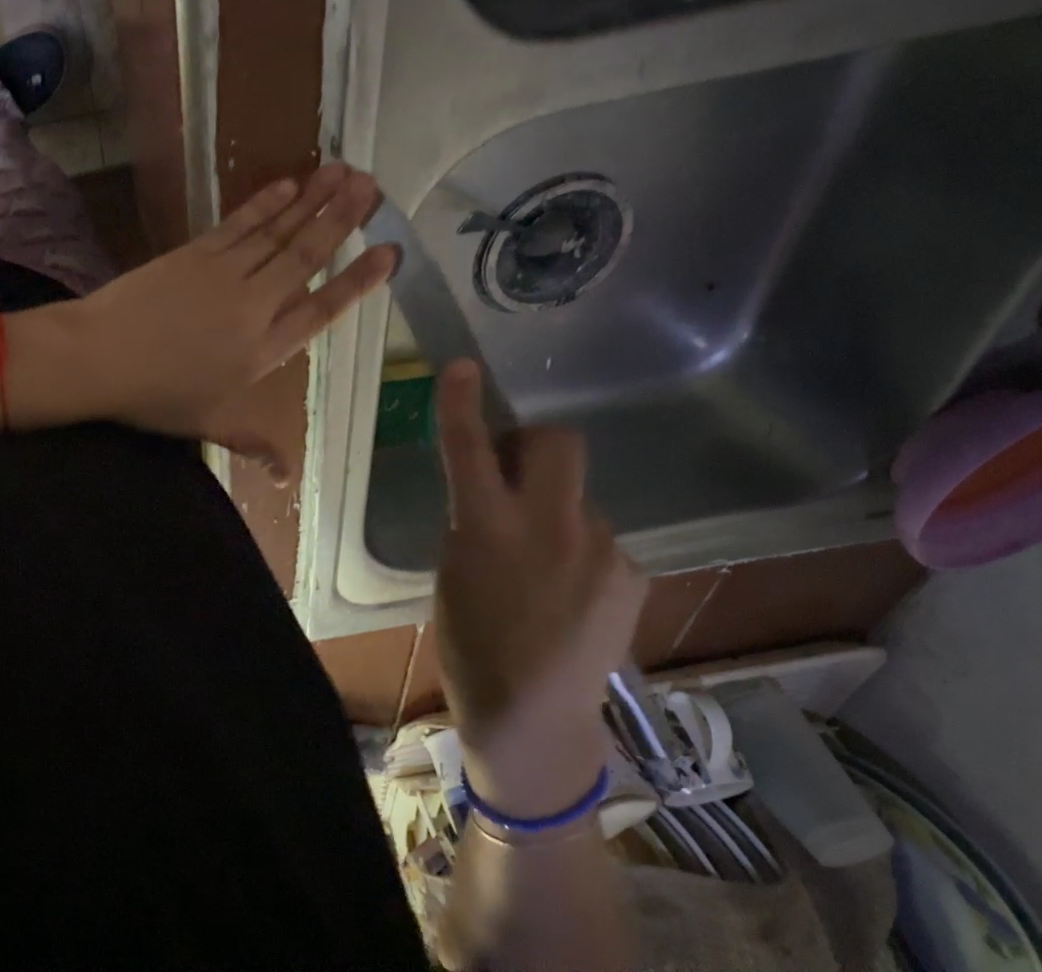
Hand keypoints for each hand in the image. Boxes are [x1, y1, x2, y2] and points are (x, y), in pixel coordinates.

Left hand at [30, 164, 395, 475]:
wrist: (97, 358)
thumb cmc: (153, 397)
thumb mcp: (207, 423)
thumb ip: (253, 442)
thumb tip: (285, 478)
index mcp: (263, 351)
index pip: (322, 310)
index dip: (358, 281)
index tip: (391, 252)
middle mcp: (254, 307)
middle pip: (307, 258)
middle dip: (343, 221)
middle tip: (375, 187)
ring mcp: (224, 275)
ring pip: (279, 233)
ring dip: (313, 200)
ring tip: (346, 171)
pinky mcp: (195, 254)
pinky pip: (239, 223)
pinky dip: (265, 203)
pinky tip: (288, 183)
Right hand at [433, 360, 647, 817]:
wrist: (534, 717)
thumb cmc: (471, 649)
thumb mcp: (451, 577)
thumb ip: (471, 526)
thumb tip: (490, 493)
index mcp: (488, 529)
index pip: (470, 449)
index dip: (460, 403)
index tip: (460, 366)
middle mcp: (550, 527)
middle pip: (558, 442)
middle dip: (535, 442)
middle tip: (516, 471)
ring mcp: (600, 549)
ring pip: (576, 498)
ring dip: (554, 512)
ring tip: (540, 568)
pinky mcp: (631, 573)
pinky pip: (598, 539)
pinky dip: (578, 552)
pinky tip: (568, 595)